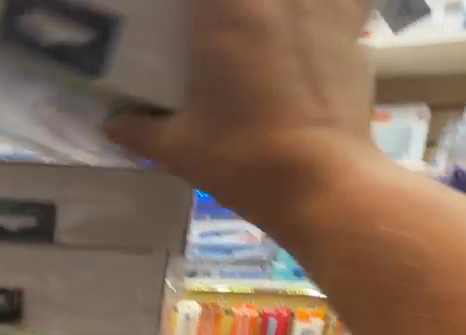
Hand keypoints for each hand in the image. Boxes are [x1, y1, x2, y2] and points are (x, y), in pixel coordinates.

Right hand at [105, 0, 382, 235]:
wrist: (319, 184)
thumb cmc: (242, 162)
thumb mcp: (180, 150)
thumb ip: (140, 129)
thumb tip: (111, 124)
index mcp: (222, 9)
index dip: (189, 5)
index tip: (181, 18)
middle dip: (226, 8)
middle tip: (214, 24)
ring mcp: (319, 0)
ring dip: (272, 7)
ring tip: (262, 22)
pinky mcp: (354, 20)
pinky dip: (324, 5)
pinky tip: (310, 20)